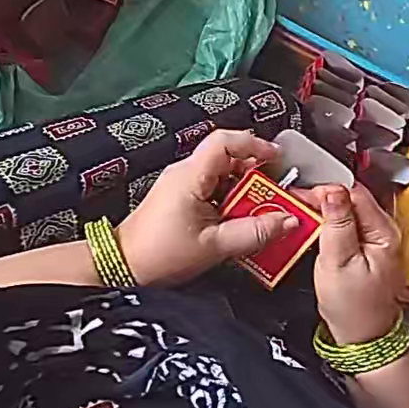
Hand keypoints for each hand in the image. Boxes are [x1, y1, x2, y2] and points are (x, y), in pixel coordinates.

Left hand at [117, 129, 298, 286]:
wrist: (123, 266)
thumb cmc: (158, 255)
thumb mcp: (215, 246)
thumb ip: (255, 232)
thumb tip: (286, 221)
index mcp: (191, 175)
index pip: (225, 141)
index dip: (255, 144)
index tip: (276, 158)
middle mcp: (185, 173)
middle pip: (228, 157)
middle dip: (255, 173)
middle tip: (273, 193)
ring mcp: (181, 184)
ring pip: (223, 174)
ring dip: (244, 189)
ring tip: (259, 210)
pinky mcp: (181, 197)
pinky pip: (213, 188)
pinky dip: (231, 199)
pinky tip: (239, 219)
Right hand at [303, 184, 405, 343]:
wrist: (362, 337)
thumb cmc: (353, 307)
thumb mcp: (338, 261)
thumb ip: (336, 224)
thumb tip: (332, 191)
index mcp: (384, 232)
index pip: (354, 193)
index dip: (326, 191)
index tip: (303, 197)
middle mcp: (385, 232)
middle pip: (352, 199)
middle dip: (323, 198)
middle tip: (298, 204)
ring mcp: (377, 239)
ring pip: (348, 210)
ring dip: (325, 209)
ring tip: (303, 214)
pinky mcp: (367, 247)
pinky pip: (347, 224)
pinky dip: (330, 222)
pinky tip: (316, 228)